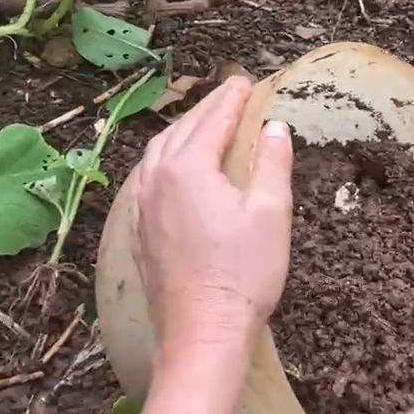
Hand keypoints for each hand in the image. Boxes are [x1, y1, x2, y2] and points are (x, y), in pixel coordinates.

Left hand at [131, 76, 293, 353]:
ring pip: (159, 151)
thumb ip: (273, 162)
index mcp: (188, 169)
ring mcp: (142, 207)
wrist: (203, 334)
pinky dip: (166, 156)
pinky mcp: (139, 231)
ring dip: (184, 129)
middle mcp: (157, 181)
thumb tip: (274, 127)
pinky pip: (148, 176)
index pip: (213, 121)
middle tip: (231, 93)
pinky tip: (176, 165)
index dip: (232, 98)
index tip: (247, 80)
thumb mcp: (271, 212)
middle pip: (182, 129)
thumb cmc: (244, 272)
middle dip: (207, 108)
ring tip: (205, 121)